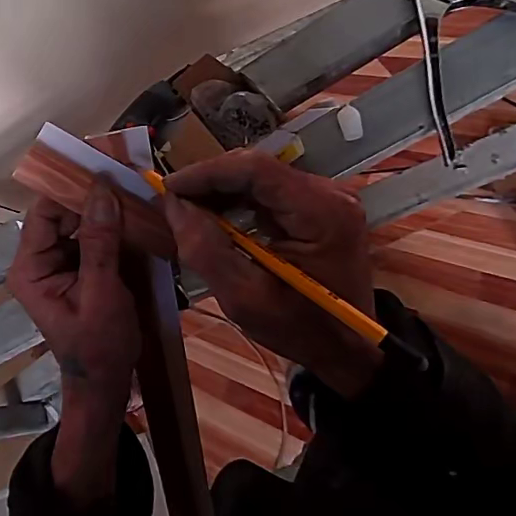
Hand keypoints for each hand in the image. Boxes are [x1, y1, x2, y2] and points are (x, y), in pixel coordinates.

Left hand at [7, 181, 141, 402]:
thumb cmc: (99, 347)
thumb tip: (101, 191)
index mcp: (30, 268)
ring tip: (133, 189)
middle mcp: (39, 260)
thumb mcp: (101, 294)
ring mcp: (60, 262)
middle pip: (62, 214)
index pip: (44, 214)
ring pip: (80, 221)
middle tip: (124, 175)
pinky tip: (134, 213)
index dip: (69, 189)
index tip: (101, 169)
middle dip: (92, 197)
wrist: (107, 384)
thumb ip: (100, 243)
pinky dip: (113, 226)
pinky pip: (94, 236)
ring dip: (106, 208)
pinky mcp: (80, 267)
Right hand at [162, 151, 382, 397]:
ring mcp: (326, 196)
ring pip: (258, 175)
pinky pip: (267, 189)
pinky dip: (236, 199)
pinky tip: (214, 216)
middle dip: (209, 181)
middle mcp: (329, 194)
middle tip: (172, 202)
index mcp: (322, 213)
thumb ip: (205, 249)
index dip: (206, 172)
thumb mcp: (244, 298)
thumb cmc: (301, 329)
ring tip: (187, 210)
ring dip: (220, 189)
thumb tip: (172, 204)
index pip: (255, 169)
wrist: (347, 348)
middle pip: (256, 167)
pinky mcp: (317, 204)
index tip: (168, 188)